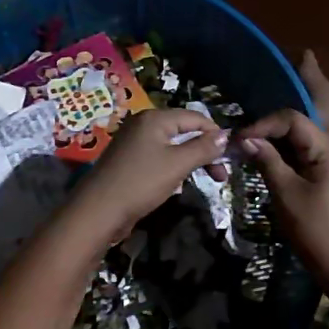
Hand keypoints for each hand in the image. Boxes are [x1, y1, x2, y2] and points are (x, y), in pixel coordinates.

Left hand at [74, 108, 228, 235]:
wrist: (98, 211)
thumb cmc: (141, 183)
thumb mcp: (178, 165)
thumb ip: (203, 148)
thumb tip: (225, 136)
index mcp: (155, 118)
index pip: (195, 117)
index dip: (215, 134)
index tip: (230, 157)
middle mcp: (143, 123)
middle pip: (184, 130)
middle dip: (205, 150)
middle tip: (221, 175)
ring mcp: (134, 142)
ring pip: (172, 145)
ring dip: (191, 160)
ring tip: (206, 180)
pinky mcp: (129, 160)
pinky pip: (159, 156)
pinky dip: (174, 166)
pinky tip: (179, 183)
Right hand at [237, 109, 328, 274]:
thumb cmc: (313, 226)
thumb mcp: (286, 191)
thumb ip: (267, 161)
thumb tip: (245, 139)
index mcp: (326, 149)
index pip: (292, 120)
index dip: (264, 124)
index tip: (240, 138)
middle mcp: (327, 149)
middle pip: (293, 126)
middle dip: (265, 131)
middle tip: (238, 143)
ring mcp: (324, 161)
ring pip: (292, 140)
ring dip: (269, 143)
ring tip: (244, 150)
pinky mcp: (317, 174)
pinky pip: (294, 155)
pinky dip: (276, 155)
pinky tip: (258, 161)